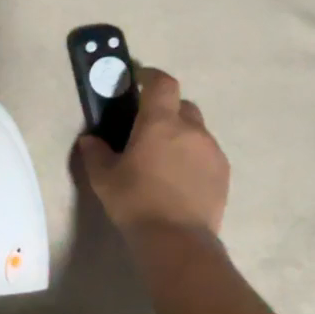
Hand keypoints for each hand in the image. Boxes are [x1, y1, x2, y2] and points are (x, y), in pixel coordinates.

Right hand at [78, 67, 228, 236]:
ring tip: (162, 157)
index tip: (138, 79)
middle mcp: (191, 130)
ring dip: (180, 134)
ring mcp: (212, 150)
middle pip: (182, 105)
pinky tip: (178, 177)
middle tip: (147, 127)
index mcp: (159, 123)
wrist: (177, 238)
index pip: (162, 84)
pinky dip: (192, 155)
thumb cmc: (135, 201)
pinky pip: (206, 152)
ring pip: (196, 130)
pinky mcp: (223, 172)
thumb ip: (96, 153)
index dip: (151, 76)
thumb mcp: (103, 177)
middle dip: (166, 109)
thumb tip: (91, 140)